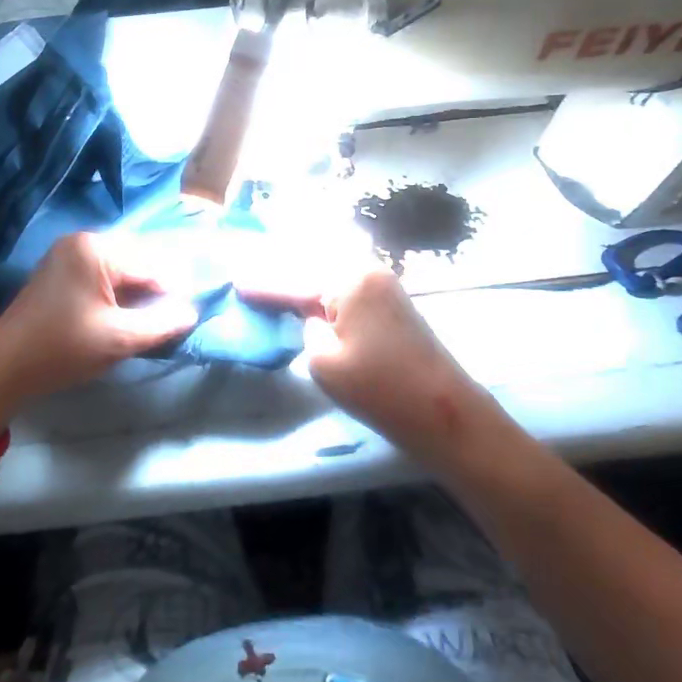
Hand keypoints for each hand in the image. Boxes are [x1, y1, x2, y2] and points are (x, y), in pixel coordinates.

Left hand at [0, 233, 198, 426]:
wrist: (3, 369)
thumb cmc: (62, 350)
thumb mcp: (119, 338)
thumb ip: (162, 321)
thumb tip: (192, 310)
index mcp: (96, 248)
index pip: (153, 264)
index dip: (174, 291)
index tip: (189, 317)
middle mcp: (82, 240)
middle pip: (137, 261)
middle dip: (156, 289)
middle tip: (170, 321)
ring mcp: (67, 254)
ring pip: (121, 268)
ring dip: (138, 292)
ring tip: (149, 322)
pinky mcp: (60, 270)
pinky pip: (102, 274)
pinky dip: (118, 293)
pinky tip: (124, 316)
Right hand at [253, 268, 492, 471]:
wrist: (445, 412)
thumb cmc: (380, 387)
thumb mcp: (324, 361)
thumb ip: (307, 329)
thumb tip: (313, 318)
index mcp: (351, 279)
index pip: (295, 281)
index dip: (264, 285)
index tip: (236, 282)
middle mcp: (369, 272)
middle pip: (315, 268)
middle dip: (285, 272)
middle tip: (250, 277)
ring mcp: (386, 287)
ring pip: (333, 278)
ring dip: (306, 282)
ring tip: (273, 284)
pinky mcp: (394, 305)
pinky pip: (348, 290)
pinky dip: (326, 293)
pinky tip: (309, 297)